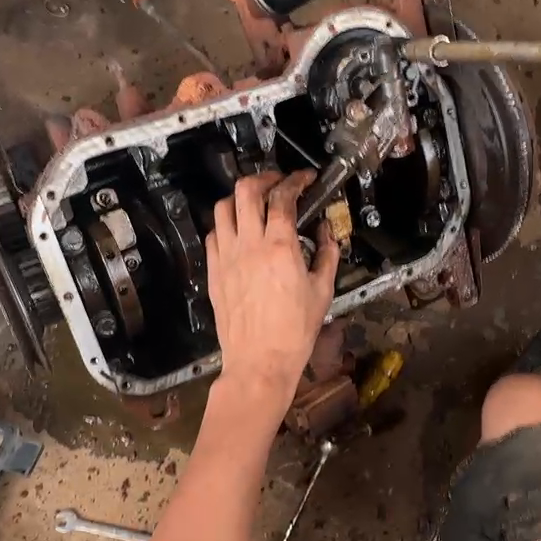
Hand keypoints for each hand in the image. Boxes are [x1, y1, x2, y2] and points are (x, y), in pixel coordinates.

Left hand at [206, 171, 337, 399]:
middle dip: (264, 178)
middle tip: (278, 183)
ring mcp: (226, 257)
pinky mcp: (213, 272)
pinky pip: (214, 235)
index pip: (283, 196)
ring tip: (255, 204)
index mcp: (280, 247)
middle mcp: (249, 245)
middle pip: (246, 190)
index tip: (305, 179)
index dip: (295, 179)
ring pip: (223, 208)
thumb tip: (326, 230)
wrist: (259, 362)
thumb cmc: (295, 331)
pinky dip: (226, 225)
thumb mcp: (323, 291)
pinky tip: (239, 233)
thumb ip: (327, 254)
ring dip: (240, 198)